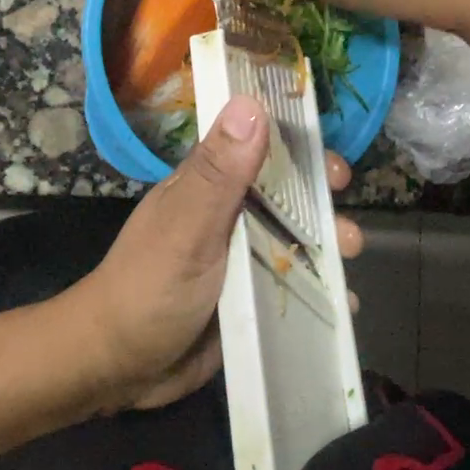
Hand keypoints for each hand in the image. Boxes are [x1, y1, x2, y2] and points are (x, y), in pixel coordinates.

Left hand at [62, 95, 364, 412]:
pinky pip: (290, 286)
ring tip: (351, 257)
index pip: (256, 147)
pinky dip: (319, 290)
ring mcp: (237, 259)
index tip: (335, 162)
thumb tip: (250, 103)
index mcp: (207, 186)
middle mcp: (225, 216)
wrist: (118, 366)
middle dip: (322, 203)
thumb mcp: (187, 227)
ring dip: (328, 244)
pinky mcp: (245, 300)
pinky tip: (345, 303)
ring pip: (293, 240)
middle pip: (285, 196)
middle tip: (349, 222)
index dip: (298, 147)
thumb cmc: (148, 287)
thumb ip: (218, 172)